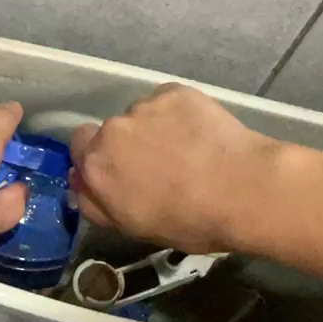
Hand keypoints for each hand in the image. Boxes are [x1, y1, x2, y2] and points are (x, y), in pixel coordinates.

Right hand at [69, 84, 284, 253]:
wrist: (243, 189)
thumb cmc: (189, 221)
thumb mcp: (134, 228)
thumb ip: (98, 205)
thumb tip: (82, 186)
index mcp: (96, 166)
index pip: (79, 149)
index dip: (99, 161)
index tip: (122, 175)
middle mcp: (112, 130)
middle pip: (110, 131)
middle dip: (126, 145)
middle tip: (158, 166)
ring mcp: (145, 107)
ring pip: (140, 116)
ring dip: (153, 129)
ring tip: (186, 150)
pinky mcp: (175, 92)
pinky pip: (166, 102)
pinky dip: (178, 114)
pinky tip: (200, 133)